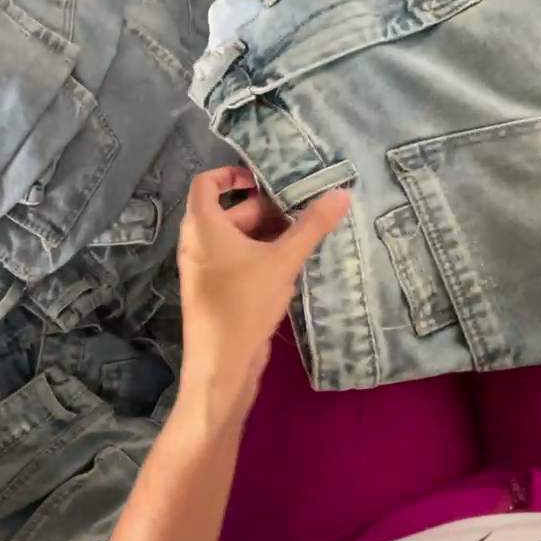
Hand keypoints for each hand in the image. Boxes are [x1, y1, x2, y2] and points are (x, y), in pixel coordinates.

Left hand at [176, 166, 350, 427]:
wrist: (221, 366)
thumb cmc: (244, 304)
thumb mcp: (282, 261)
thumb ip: (312, 226)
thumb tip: (342, 193)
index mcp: (203, 227)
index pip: (207, 183)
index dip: (233, 174)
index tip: (265, 178)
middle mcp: (198, 243)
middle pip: (230, 211)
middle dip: (267, 209)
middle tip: (304, 210)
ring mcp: (206, 270)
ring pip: (238, 239)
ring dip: (269, 234)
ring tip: (307, 235)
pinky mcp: (217, 292)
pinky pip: (239, 261)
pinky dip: (262, 256)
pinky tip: (295, 265)